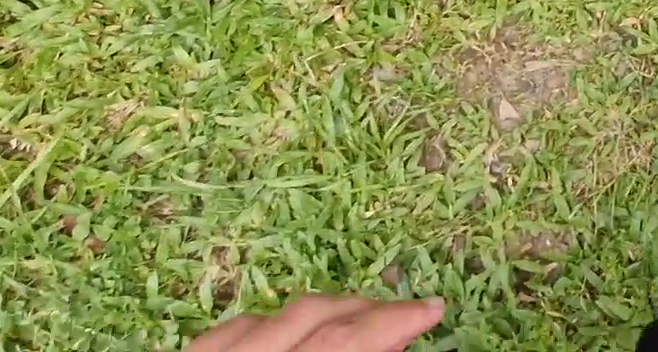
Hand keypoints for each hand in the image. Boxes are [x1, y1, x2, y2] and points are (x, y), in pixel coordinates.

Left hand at [187, 295, 443, 351]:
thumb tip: (392, 351)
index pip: (345, 344)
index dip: (395, 321)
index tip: (434, 311)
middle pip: (312, 316)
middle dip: (367, 310)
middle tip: (406, 316)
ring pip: (268, 318)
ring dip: (321, 314)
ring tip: (352, 321)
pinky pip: (224, 335)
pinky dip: (265, 328)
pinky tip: (279, 338)